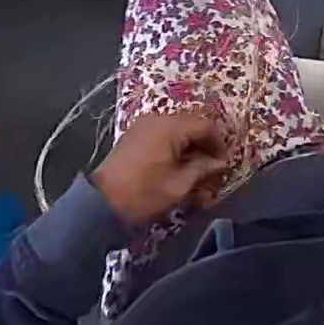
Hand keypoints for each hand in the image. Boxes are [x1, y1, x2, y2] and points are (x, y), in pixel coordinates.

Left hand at [91, 110, 230, 224]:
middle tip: (212, 170)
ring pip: (178, 132)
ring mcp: (144, 127)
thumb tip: (219, 162)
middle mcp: (157, 119)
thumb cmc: (144, 193)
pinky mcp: (135, 137)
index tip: (224, 163)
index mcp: (170, 127)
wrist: (99, 204)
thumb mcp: (179, 185)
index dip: (219, 143)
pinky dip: (174, 150)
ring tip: (195, 174)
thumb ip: (203, 168)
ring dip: (190, 150)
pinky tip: (178, 169)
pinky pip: (163, 136)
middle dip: (204, 148)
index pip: (205, 126)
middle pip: (192, 127)